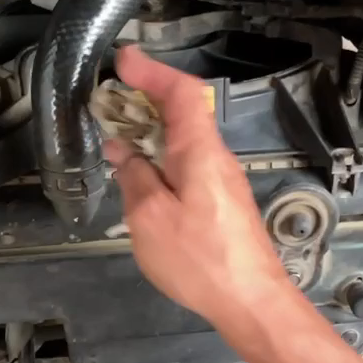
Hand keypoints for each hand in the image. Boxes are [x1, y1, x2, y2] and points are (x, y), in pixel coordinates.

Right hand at [104, 46, 296, 332]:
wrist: (252, 300)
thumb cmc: (202, 260)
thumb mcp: (151, 218)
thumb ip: (135, 178)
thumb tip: (124, 151)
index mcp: (200, 152)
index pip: (182, 93)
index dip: (153, 71)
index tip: (124, 62)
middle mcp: (216, 159)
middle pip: (184, 114)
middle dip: (146, 99)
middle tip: (110, 101)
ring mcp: (223, 182)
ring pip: (186, 142)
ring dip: (153, 132)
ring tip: (119, 137)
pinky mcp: (223, 204)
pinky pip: (189, 166)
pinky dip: (163, 159)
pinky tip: (144, 176)